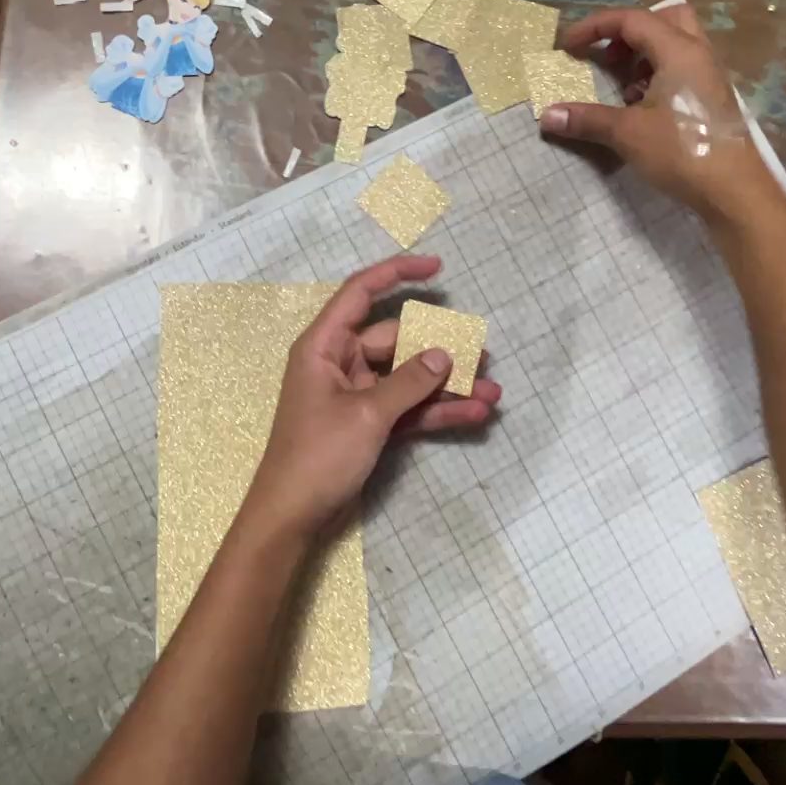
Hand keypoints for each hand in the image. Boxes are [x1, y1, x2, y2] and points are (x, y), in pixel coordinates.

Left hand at [241, 256, 501, 541]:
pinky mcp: (368, 424)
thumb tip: (445, 354)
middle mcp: (340, 363)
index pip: (361, 292)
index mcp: (325, 345)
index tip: (436, 267)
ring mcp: (356, 395)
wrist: (292, 517)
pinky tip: (474, 414)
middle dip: (440, 349)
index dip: (397, 273)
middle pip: (396, 340)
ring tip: (492, 391)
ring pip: (408, 377)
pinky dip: (436, 411)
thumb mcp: (367, 414)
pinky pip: (407, 408)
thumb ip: (409, 381)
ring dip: (446, 385)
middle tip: (484, 357)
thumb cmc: (318, 455)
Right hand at [538, 5, 779, 226]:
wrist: (733, 189)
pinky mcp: (710, 98)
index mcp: (679, 51)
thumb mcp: (627, 133)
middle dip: (627, 31)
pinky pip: (680, 68)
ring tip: (619, 84)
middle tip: (606, 56)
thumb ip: (587, 119)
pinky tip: (640, 106)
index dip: (595, 27)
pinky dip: (655, 74)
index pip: (632, 20)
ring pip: (674, 44)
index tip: (567, 45)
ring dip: (642, 54)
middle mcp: (697, 54)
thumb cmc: (682, 151)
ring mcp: (708, 76)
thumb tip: (547, 115)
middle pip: (663, 18)